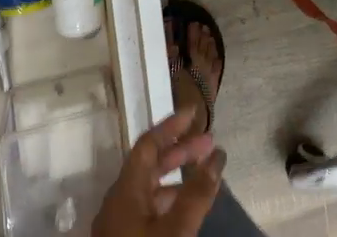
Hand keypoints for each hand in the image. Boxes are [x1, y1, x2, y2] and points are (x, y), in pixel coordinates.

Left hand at [94, 106, 225, 236]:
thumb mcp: (176, 230)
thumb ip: (196, 194)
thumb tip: (217, 156)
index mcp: (125, 190)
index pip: (148, 144)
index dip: (171, 125)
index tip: (195, 112)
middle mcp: (119, 201)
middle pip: (149, 164)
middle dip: (180, 150)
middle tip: (211, 143)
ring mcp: (119, 224)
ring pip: (150, 188)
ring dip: (177, 176)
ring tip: (206, 173)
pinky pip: (149, 208)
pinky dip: (171, 200)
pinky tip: (189, 208)